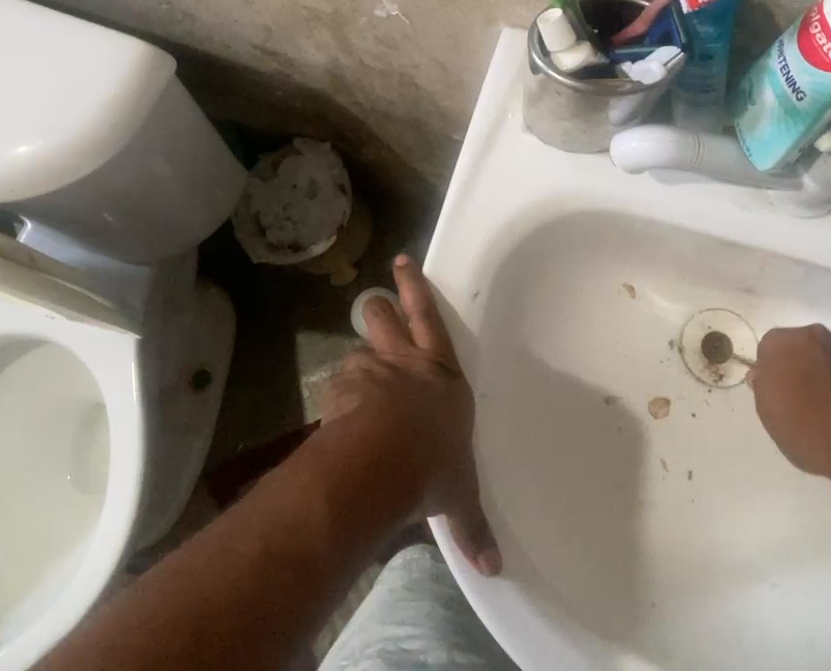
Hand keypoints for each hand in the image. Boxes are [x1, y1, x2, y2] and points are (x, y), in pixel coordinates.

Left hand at [319, 254, 501, 575]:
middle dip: (379, 308)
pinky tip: (337, 414)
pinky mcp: (340, 390)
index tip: (402, 261)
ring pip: (356, 349)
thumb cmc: (434, 465)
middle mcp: (406, 364)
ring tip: (356, 380)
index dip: (415, 287)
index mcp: (443, 376)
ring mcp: (369, 372)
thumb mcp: (458, 495)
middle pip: (384, 316)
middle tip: (375, 305)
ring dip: (357, 361)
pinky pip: (336, 384)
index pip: (430, 319)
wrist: (384, 462)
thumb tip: (494, 569)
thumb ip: (472, 525)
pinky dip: (337, 396)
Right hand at [748, 324, 830, 480]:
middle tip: (810, 401)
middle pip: (806, 347)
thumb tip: (762, 375)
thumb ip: (764, 388)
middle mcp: (818, 335)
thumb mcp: (771, 418)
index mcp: (783, 344)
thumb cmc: (811, 432)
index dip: (776, 371)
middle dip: (807, 367)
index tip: (782, 394)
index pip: (770, 348)